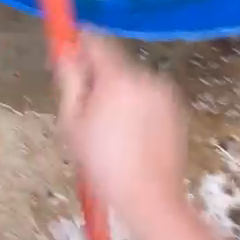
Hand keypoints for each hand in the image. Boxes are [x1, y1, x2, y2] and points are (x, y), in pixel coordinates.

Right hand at [55, 32, 188, 224]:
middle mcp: (146, 78)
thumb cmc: (102, 160)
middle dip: (95, 74)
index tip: (63, 55)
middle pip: (113, 61)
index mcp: (118, 77)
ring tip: (104, 125)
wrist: (149, 198)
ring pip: (129, 79)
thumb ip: (69, 77)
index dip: (76, 43)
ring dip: (114, 90)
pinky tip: (126, 133)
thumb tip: (64, 49)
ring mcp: (165, 94)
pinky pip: (145, 95)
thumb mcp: (72, 118)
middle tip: (81, 105)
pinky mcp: (176, 111)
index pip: (95, 41)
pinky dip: (133, 104)